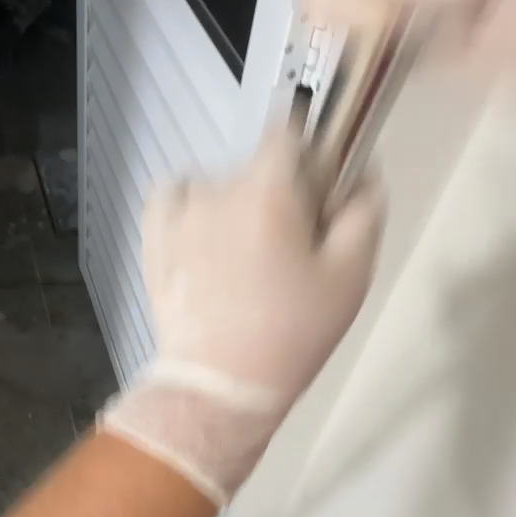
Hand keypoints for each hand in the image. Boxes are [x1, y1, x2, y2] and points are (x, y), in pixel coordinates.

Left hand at [100, 133, 384, 507]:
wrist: (222, 384)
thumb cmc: (294, 330)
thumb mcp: (351, 273)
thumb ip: (364, 209)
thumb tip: (362, 169)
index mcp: (267, 190)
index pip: (288, 133)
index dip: (308, 157)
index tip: (316, 195)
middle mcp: (215, 189)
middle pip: (254, 166)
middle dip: (275, 192)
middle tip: (286, 245)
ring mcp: (176, 214)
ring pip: (214, 185)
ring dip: (231, 205)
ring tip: (241, 257)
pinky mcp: (151, 239)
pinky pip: (170, 200)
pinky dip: (188, 209)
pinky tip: (203, 242)